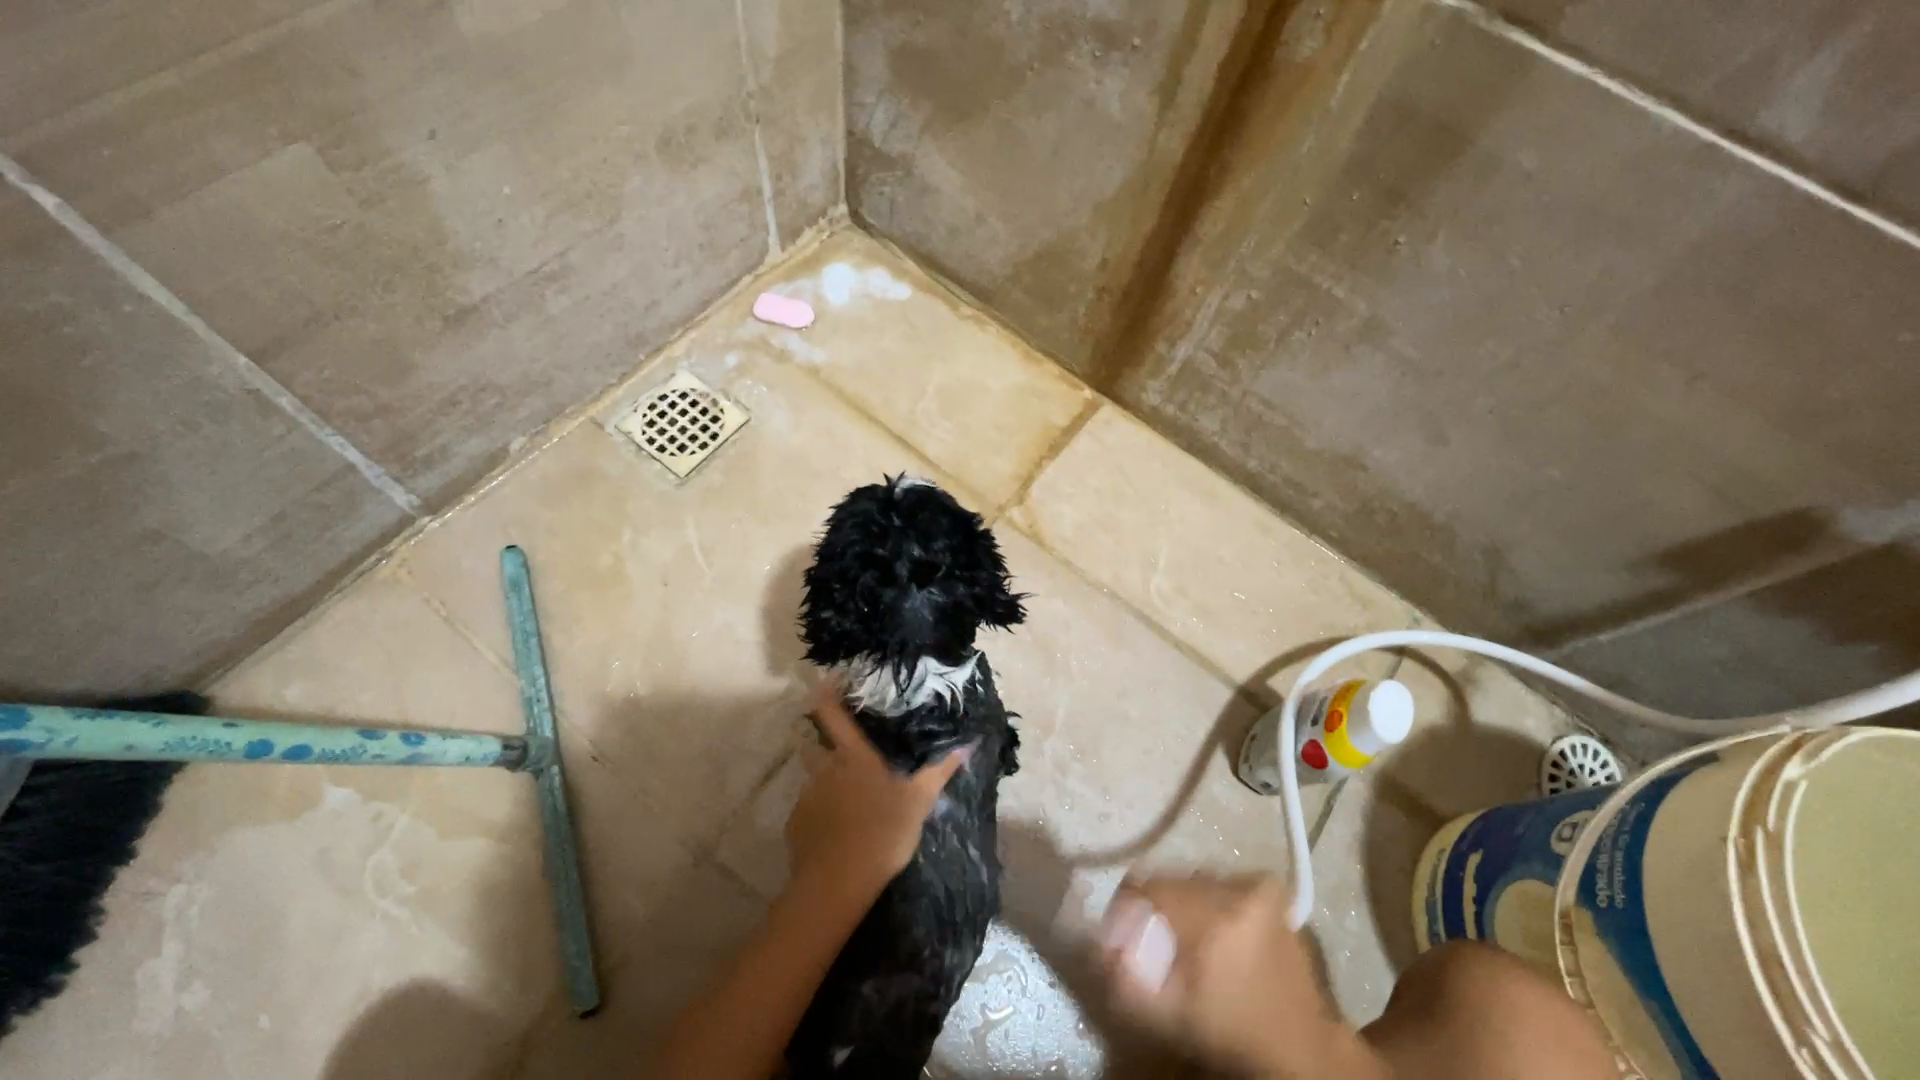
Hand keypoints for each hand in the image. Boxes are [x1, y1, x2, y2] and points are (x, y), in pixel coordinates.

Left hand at [786, 681, 973, 894]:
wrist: (839, 881)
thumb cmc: (884, 832)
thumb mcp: (919, 801)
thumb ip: (940, 770)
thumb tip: (968, 743)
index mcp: (852, 757)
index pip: (829, 714)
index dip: (826, 694)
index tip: (829, 681)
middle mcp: (823, 770)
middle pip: (813, 743)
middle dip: (821, 741)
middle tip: (842, 749)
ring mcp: (806, 796)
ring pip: (812, 778)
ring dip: (824, 781)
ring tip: (846, 798)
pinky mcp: (796, 823)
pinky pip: (808, 808)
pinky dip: (820, 812)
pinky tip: (836, 829)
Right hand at [1096, 875, 1372, 1077]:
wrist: (1300, 1044)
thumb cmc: (1232, 1030)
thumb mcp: (1171, 1016)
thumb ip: (1126, 980)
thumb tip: (1098, 946)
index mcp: (1214, 915)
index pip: (1146, 884)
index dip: (1125, 906)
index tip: (1121, 930)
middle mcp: (1238, 889)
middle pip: (1171, 880)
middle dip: (1155, 908)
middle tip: (1153, 941)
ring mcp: (1260, 886)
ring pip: (1196, 880)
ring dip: (1182, 903)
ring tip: (1183, 939)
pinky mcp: (1273, 890)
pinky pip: (1222, 882)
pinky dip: (1209, 901)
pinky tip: (1213, 931)